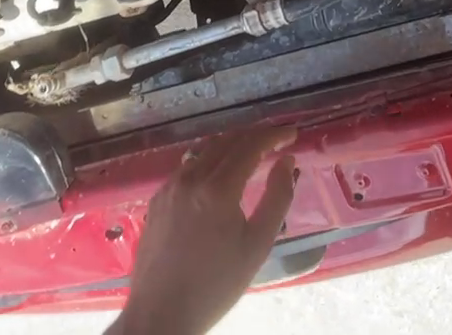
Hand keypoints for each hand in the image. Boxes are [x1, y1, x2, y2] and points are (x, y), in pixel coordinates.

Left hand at [109, 128, 297, 334]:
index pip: (251, 144)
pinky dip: (211, 160)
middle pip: (229, 139)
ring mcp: (170, 186)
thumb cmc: (215, 285)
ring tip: (253, 155)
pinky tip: (220, 176)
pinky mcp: (158, 198)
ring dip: (233, 145)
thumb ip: (278, 197)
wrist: (160, 316)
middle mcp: (191, 177)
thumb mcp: (258, 245)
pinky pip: (189, 166)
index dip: (275, 135)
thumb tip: (287, 161)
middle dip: (256, 136)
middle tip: (277, 143)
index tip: (292, 135)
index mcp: (218, 188)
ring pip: (207, 149)